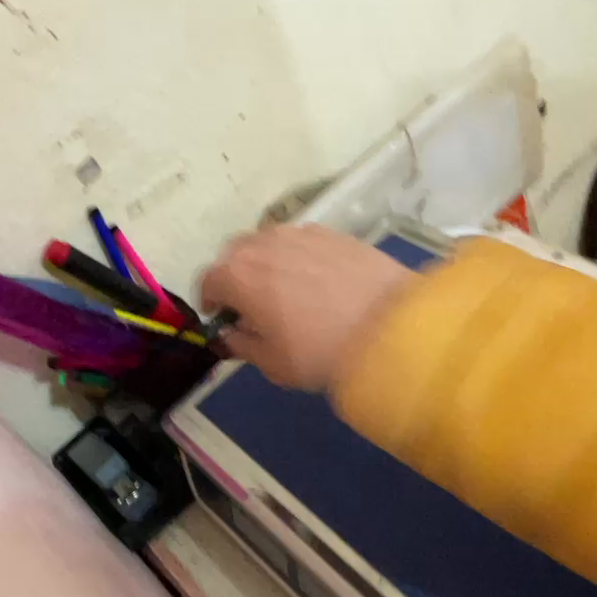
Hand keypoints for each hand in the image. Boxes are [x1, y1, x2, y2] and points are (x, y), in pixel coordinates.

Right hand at [199, 224, 415, 391]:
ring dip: (267, 265)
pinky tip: (319, 284)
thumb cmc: (319, 352)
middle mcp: (263, 243)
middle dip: (236, 278)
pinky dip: (299, 259)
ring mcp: (300, 233)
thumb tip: (232, 333)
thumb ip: (242, 345)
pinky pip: (302, 243)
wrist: (390, 328)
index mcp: (237, 274)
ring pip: (270, 244)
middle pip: (235, 255)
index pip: (206, 281)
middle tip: (253, 307)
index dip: (210, 302)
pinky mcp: (334, 233)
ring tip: (287, 293)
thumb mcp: (272, 363)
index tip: (223, 320)